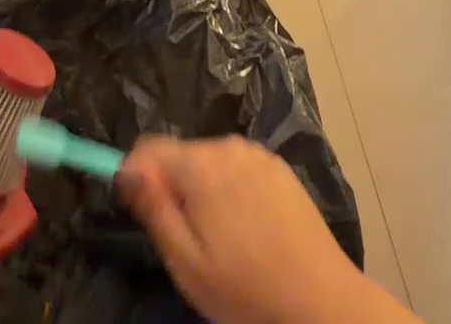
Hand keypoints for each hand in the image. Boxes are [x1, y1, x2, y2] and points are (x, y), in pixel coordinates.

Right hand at [117, 135, 414, 323]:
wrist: (323, 304)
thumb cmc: (246, 290)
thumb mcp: (186, 261)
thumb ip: (153, 207)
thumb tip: (127, 167)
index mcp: (200, 164)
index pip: (147, 147)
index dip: (136, 176)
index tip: (144, 212)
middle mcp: (228, 146)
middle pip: (179, 154)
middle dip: (174, 186)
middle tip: (189, 238)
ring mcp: (258, 154)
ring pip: (208, 161)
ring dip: (202, 188)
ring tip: (221, 238)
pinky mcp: (279, 167)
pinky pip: (237, 167)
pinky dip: (231, 189)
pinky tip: (247, 227)